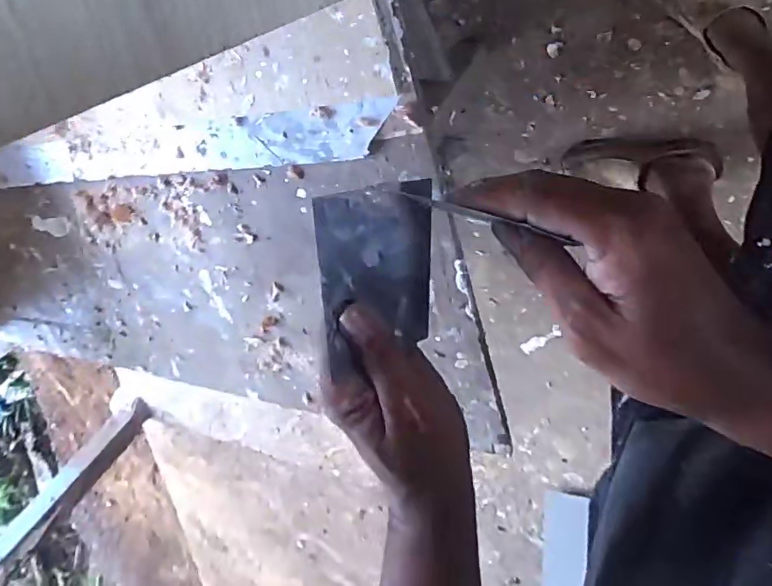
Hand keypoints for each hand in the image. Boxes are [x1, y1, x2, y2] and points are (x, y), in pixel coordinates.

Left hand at [322, 302, 473, 513]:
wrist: (440, 494)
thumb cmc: (428, 454)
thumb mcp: (407, 401)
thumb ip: (379, 356)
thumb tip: (350, 310)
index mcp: (336, 386)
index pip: (331, 329)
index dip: (348, 303)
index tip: (369, 277)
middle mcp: (336, 380)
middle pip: (342, 329)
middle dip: (365, 311)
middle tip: (389, 285)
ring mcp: (352, 382)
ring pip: (359, 337)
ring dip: (377, 322)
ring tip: (397, 299)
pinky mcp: (370, 384)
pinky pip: (373, 350)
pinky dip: (387, 338)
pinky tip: (403, 330)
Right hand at [459, 171, 771, 428]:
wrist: (751, 373)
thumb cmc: (667, 362)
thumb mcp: (589, 329)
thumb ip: (544, 270)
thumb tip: (506, 230)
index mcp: (616, 229)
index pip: (537, 196)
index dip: (492, 194)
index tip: (455, 199)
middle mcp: (632, 205)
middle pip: (551, 183)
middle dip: (504, 191)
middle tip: (465, 205)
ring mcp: (645, 208)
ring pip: (568, 187)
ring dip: (527, 196)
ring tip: (488, 211)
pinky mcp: (651, 217)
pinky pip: (587, 199)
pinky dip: (552, 204)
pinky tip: (532, 220)